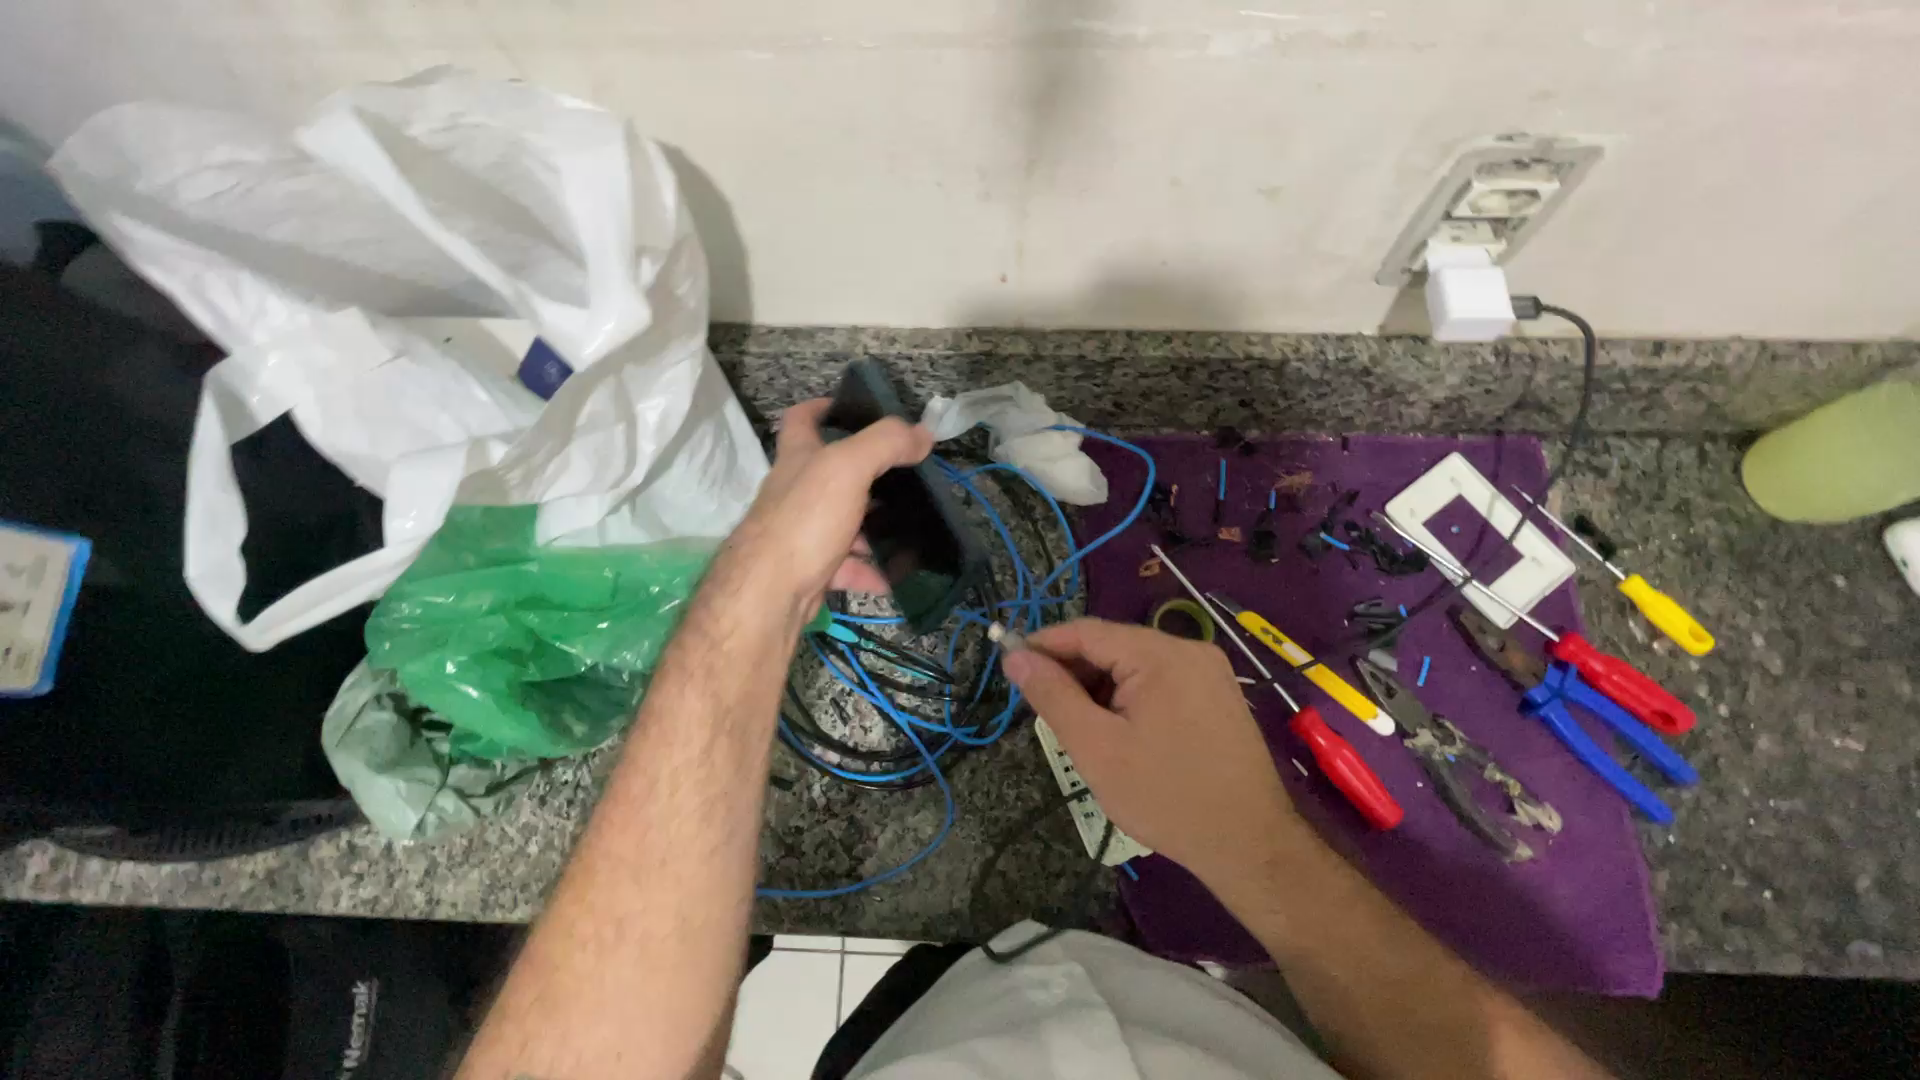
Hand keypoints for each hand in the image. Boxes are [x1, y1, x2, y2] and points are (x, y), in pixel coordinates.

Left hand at [722, 398, 932, 608]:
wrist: (771, 592)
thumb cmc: (805, 518)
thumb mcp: (847, 468)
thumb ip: (886, 444)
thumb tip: (923, 433)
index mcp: (798, 458)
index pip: (800, 419)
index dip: (822, 407)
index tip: (851, 409)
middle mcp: (795, 492)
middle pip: (830, 476)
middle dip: (866, 475)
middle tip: (903, 477)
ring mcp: (801, 533)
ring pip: (842, 523)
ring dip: (872, 527)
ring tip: (909, 527)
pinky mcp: (810, 570)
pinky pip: (847, 566)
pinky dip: (870, 570)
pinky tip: (895, 575)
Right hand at [1002, 618, 1309, 886]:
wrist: (1249, 845)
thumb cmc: (1165, 797)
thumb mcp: (1096, 747)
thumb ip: (1053, 696)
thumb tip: (1015, 657)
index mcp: (1161, 654)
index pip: (1087, 632)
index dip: (1043, 645)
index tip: (1009, 666)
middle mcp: (1189, 650)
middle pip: (1113, 646)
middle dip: (1073, 672)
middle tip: (1043, 709)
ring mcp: (1209, 672)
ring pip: (1135, 665)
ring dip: (1100, 688)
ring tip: (1079, 728)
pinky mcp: (1217, 695)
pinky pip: (1159, 681)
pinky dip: (1129, 698)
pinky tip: (1116, 731)